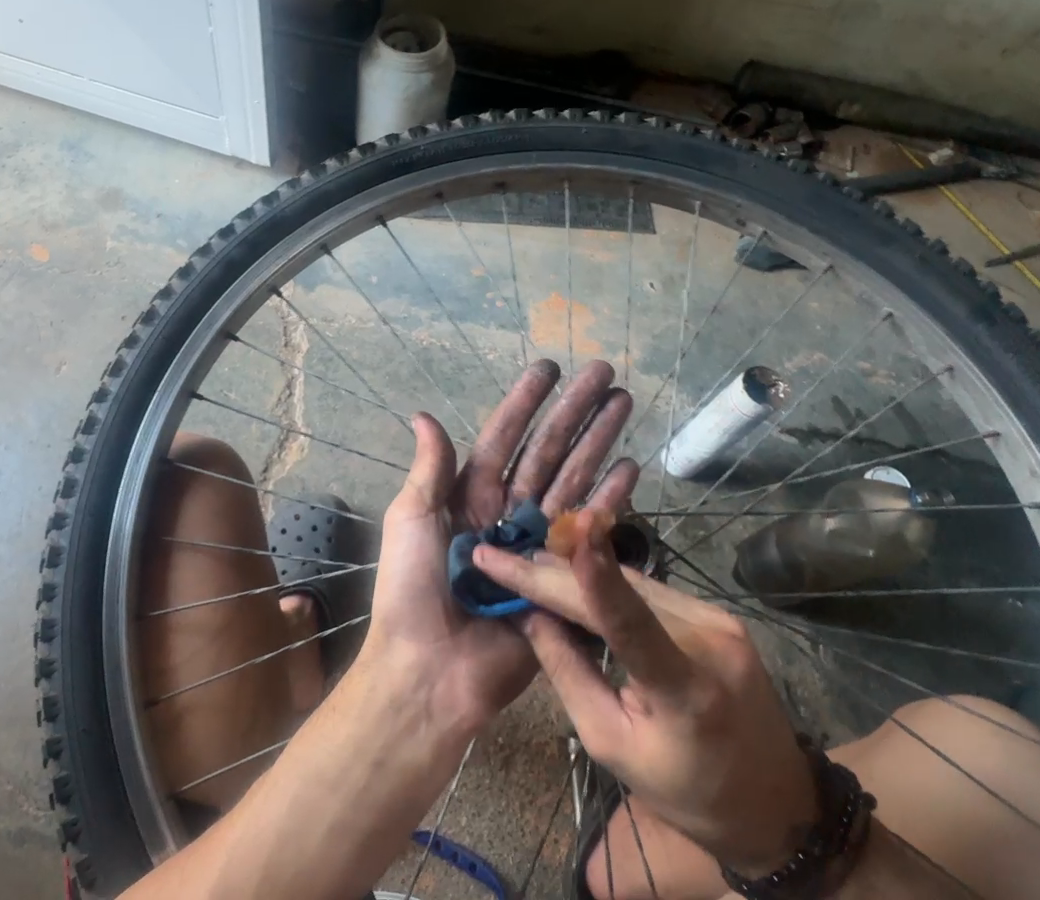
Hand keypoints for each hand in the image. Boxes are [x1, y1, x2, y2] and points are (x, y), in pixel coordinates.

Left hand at [356, 359, 638, 730]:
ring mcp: (536, 545)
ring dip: (599, 443)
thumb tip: (422, 415)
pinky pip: (589, 532)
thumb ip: (429, 470)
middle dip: (575, 413)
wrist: (432, 671)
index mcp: (467, 497)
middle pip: (547, 451)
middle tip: (605, 373)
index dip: (526, 403)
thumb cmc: (412, 590)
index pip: (504, 438)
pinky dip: (610, 499)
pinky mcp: (560, 579)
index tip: (550, 368)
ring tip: (626, 404)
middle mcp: (505, 514)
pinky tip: (631, 468)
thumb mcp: (409, 520)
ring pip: (573, 481)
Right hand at [473, 527, 818, 876]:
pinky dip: (606, 584)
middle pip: (616, 591)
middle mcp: (709, 638)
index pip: (631, 621)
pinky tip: (570, 577)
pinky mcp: (719, 615)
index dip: (598, 574)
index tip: (571, 527)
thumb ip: (568, 673)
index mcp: (685, 687)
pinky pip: (649, 591)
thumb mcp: (610, 743)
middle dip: (550, 572)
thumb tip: (528, 614)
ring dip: (574, 572)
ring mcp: (720, 620)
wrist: (774, 802)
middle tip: (494, 555)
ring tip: (520, 563)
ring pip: (631, 583)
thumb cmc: (684, 788)